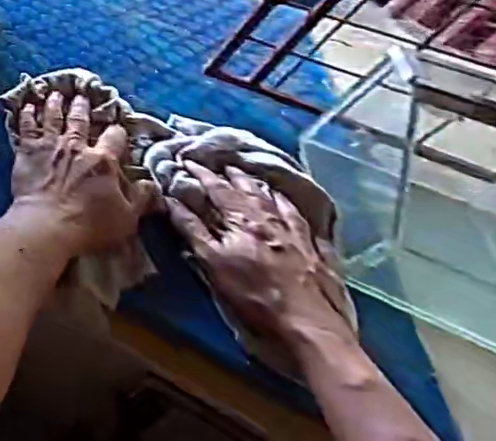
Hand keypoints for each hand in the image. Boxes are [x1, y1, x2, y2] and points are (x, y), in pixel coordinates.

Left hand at [10, 90, 157, 256]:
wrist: (48, 222)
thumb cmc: (92, 223)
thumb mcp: (128, 216)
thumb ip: (140, 197)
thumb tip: (151, 184)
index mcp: (103, 161)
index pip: (114, 138)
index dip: (117, 130)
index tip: (116, 125)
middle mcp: (76, 146)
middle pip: (80, 120)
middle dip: (82, 107)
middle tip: (81, 95)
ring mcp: (49, 145)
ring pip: (52, 117)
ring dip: (54, 104)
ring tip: (55, 93)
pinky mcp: (26, 148)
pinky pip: (27, 126)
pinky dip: (27, 114)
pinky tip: (27, 106)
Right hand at [165, 162, 349, 347]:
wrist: (312, 334)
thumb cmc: (252, 296)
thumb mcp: (210, 261)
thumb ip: (190, 227)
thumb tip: (170, 199)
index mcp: (244, 222)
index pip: (219, 189)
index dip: (202, 174)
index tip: (188, 161)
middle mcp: (274, 225)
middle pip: (253, 193)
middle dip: (237, 178)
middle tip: (225, 167)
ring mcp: (303, 242)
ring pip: (284, 207)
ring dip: (268, 192)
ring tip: (260, 183)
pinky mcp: (324, 261)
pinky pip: (312, 230)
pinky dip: (300, 216)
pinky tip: (298, 215)